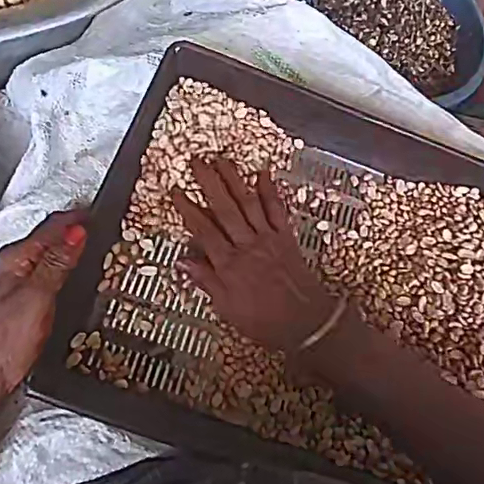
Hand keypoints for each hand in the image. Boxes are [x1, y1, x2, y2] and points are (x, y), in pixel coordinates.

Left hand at [0, 210, 87, 397]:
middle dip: (74, 229)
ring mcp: (16, 287)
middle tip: (103, 224)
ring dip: (70, 249)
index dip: (78, 217)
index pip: (52, 226)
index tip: (102, 212)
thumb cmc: (3, 345)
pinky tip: (75, 276)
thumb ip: (57, 263)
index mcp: (15, 259)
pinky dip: (65, 269)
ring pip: (49, 257)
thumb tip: (77, 231)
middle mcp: (12, 269)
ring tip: (95, 245)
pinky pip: (48, 276)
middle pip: (49, 239)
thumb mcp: (38, 297)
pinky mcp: (21, 306)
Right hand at [171, 156, 335, 350]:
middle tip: (197, 161)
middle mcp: (247, 246)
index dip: (188, 209)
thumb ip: (207, 281)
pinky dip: (270, 191)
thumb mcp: (228, 308)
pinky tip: (262, 174)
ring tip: (222, 160)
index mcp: (230, 265)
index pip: (203, 230)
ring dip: (235, 179)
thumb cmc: (265, 321)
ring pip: (248, 203)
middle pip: (224, 208)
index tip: (176, 192)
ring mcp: (268, 239)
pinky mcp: (286, 238)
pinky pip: (277, 210)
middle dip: (209, 182)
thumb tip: (183, 262)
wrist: (307, 323)